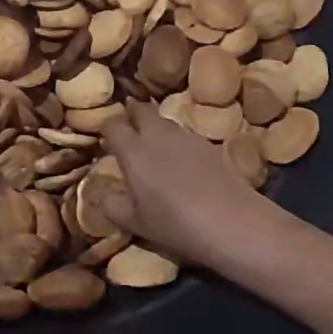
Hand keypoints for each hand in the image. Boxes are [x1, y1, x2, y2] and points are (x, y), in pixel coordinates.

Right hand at [101, 101, 282, 265]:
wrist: (230, 221)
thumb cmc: (174, 223)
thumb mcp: (135, 222)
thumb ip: (112, 204)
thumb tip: (102, 192)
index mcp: (133, 150)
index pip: (113, 125)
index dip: (107, 128)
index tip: (105, 138)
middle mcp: (158, 135)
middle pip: (141, 110)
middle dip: (132, 114)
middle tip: (128, 129)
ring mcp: (186, 136)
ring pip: (164, 121)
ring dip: (155, 126)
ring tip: (153, 145)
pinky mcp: (209, 144)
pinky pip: (184, 134)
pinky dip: (176, 140)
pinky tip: (181, 160)